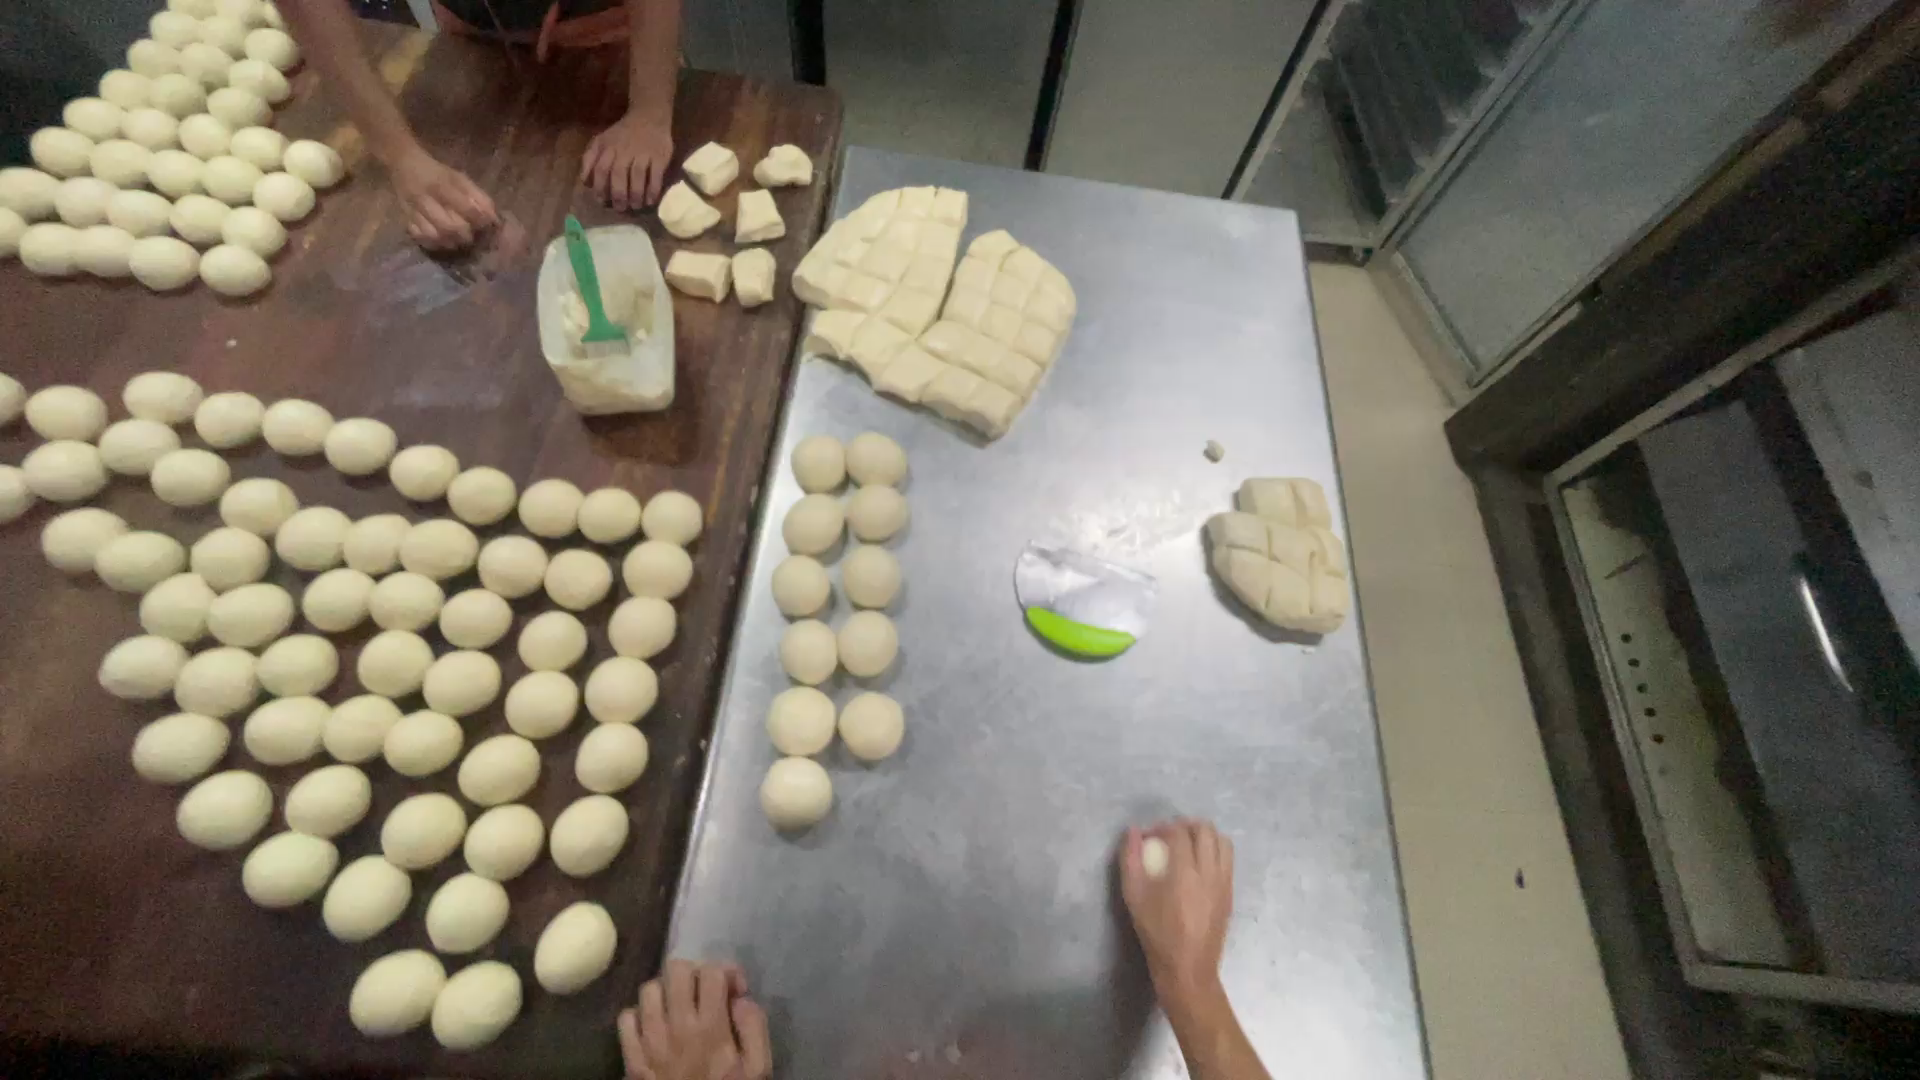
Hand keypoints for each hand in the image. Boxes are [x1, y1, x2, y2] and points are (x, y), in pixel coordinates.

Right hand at [389, 147, 497, 250]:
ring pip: (434, 236)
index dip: (481, 221)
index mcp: (441, 185)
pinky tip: (442, 240)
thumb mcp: (460, 178)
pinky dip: (433, 243)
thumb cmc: (438, 173)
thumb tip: (494, 219)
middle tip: (471, 235)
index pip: (468, 209)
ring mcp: (412, 210)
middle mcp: (424, 198)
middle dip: (466, 235)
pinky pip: (419, 237)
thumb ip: (478, 197)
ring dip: (451, 242)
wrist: (402, 163)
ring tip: (458, 239)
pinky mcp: (404, 218)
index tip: (487, 224)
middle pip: (450, 227)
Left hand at [582, 110, 673, 211]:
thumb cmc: (623, 133)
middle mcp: (624, 151)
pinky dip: (653, 190)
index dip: (600, 187)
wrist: (649, 117)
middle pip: (618, 175)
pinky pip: (656, 177)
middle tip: (620, 208)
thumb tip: (585, 181)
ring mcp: (643, 154)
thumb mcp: (602, 141)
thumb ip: (591, 158)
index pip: (601, 169)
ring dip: (635, 195)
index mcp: (608, 147)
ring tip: (635, 207)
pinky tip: (650, 201)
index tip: (602, 201)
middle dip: (618, 194)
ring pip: (637, 177)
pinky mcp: (659, 158)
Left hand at [618, 960, 770, 1079]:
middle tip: (705, 992)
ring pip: (649, 989)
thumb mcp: (757, 1068)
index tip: (734, 992)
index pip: (711, 971)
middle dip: (694, 973)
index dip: (727, 972)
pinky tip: (655, 1027)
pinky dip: (639, 1017)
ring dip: (666, 993)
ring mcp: (649, 1042)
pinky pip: (626, 1018)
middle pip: (676, 970)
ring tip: (679, 1008)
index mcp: (710, 1027)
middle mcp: (677, 1027)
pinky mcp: (632, 1058)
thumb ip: (755, 1027)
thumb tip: (741, 999)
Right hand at [1119, 819, 1234, 1008]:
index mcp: (1185, 872)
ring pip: (1223, 842)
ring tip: (1187, 845)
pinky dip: (1214, 852)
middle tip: (1169, 835)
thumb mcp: (1133, 896)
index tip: (1149, 835)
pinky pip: (1227, 860)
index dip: (1162, 827)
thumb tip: (1133, 831)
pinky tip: (1197, 865)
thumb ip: (1130, 859)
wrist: (1188, 969)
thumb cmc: (1157, 933)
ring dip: (1204, 836)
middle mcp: (1210, 873)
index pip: (1179, 832)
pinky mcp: (1230, 894)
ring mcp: (1224, 883)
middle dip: (1186, 825)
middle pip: (1206, 830)